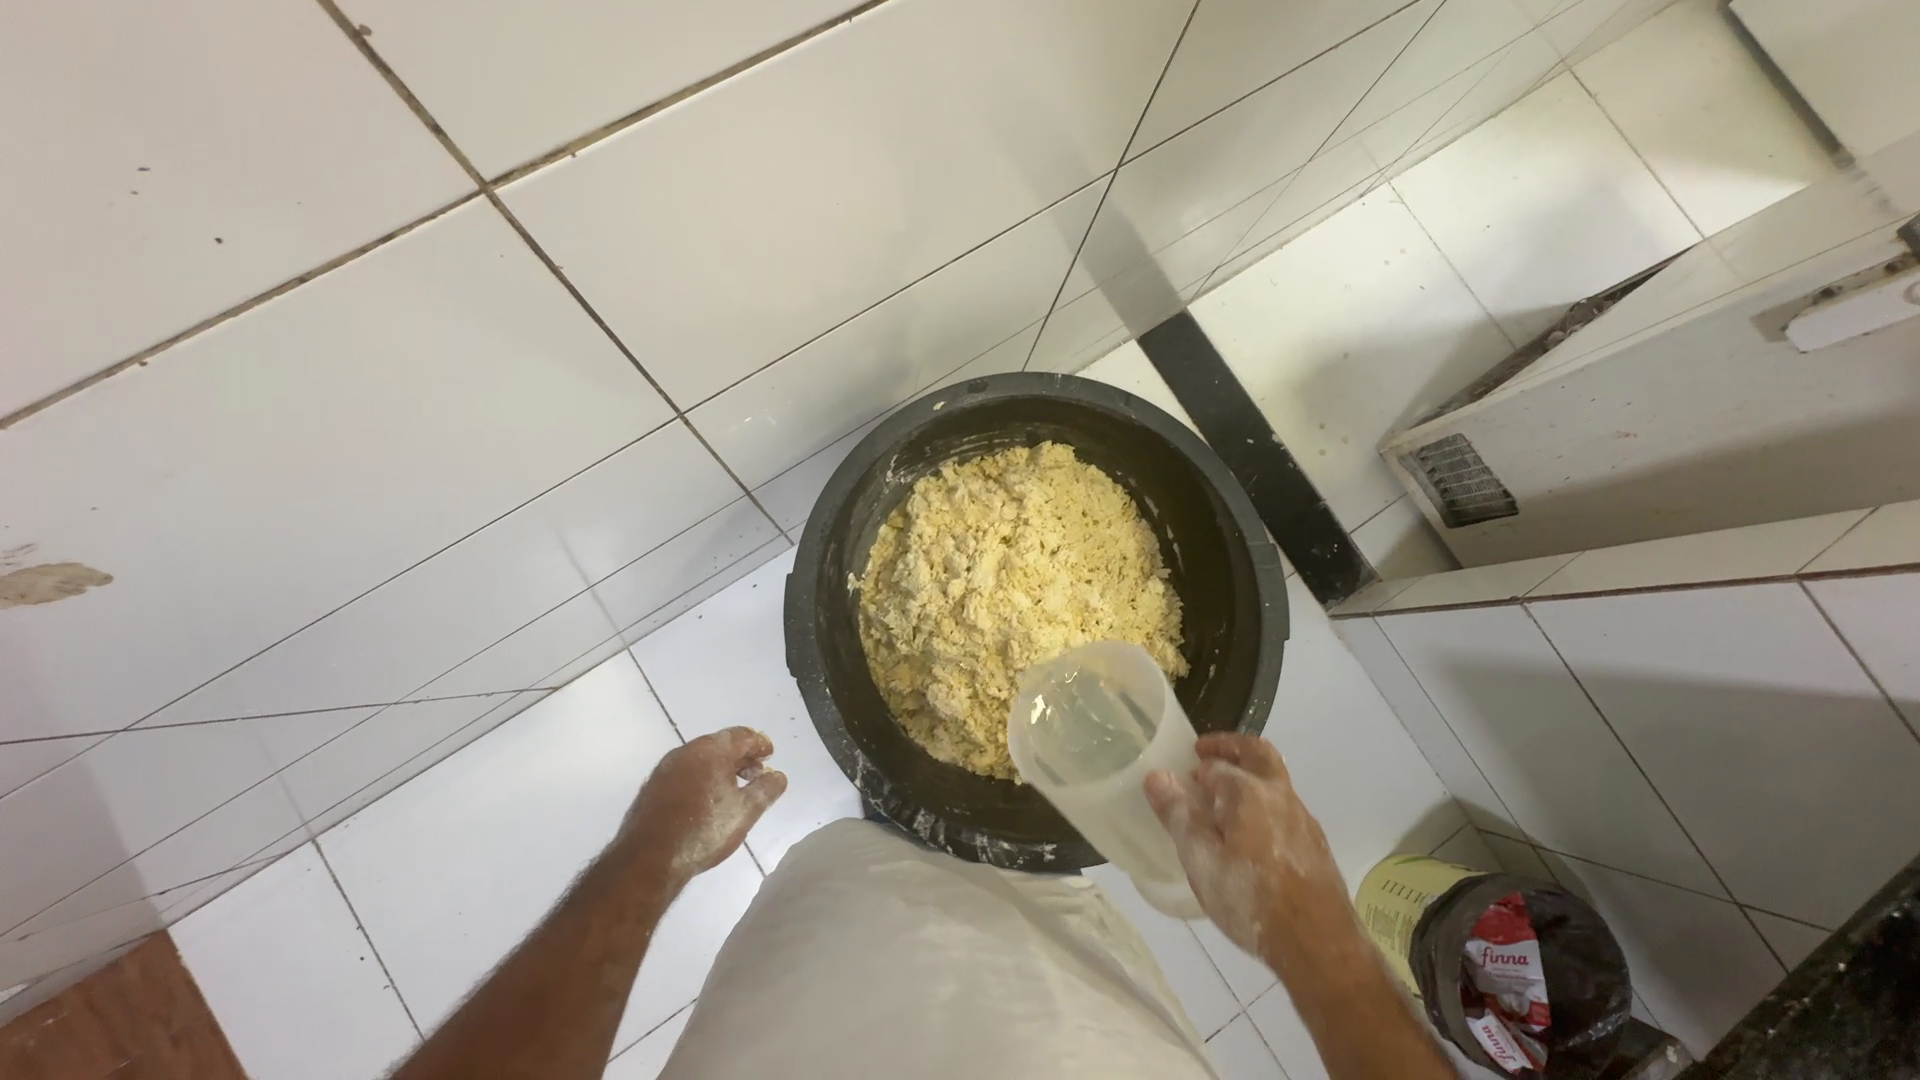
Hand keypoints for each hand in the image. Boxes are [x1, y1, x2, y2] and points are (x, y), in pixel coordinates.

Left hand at [623, 727, 786, 881]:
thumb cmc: (704, 830)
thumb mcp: (745, 811)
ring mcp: (666, 769)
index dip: (760, 743)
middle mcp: (686, 752)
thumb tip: (778, 775)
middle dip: (741, 757)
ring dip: (721, 768)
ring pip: (701, 759)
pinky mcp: (653, 788)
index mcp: (711, 750)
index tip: (770, 755)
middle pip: (721, 745)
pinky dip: (703, 778)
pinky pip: (686, 773)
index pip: (742, 735)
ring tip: (734, 790)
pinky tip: (708, 801)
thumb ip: (766, 790)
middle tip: (756, 773)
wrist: (648, 859)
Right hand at [1145, 734, 1348, 960]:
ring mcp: (1302, 819)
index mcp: (1248, 792)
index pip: (1214, 765)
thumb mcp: (1200, 859)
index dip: (1192, 770)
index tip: (1174, 781)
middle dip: (1230, 747)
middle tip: (1204, 755)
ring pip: (1274, 781)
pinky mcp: (1315, 845)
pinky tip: (1249, 839)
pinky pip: (1284, 809)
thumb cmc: (1250, 899)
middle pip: (1257, 753)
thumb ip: (1179, 814)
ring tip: (1221, 804)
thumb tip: (1157, 775)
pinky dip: (1262, 805)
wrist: (1320, 946)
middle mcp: (1280, 795)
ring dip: (1247, 777)